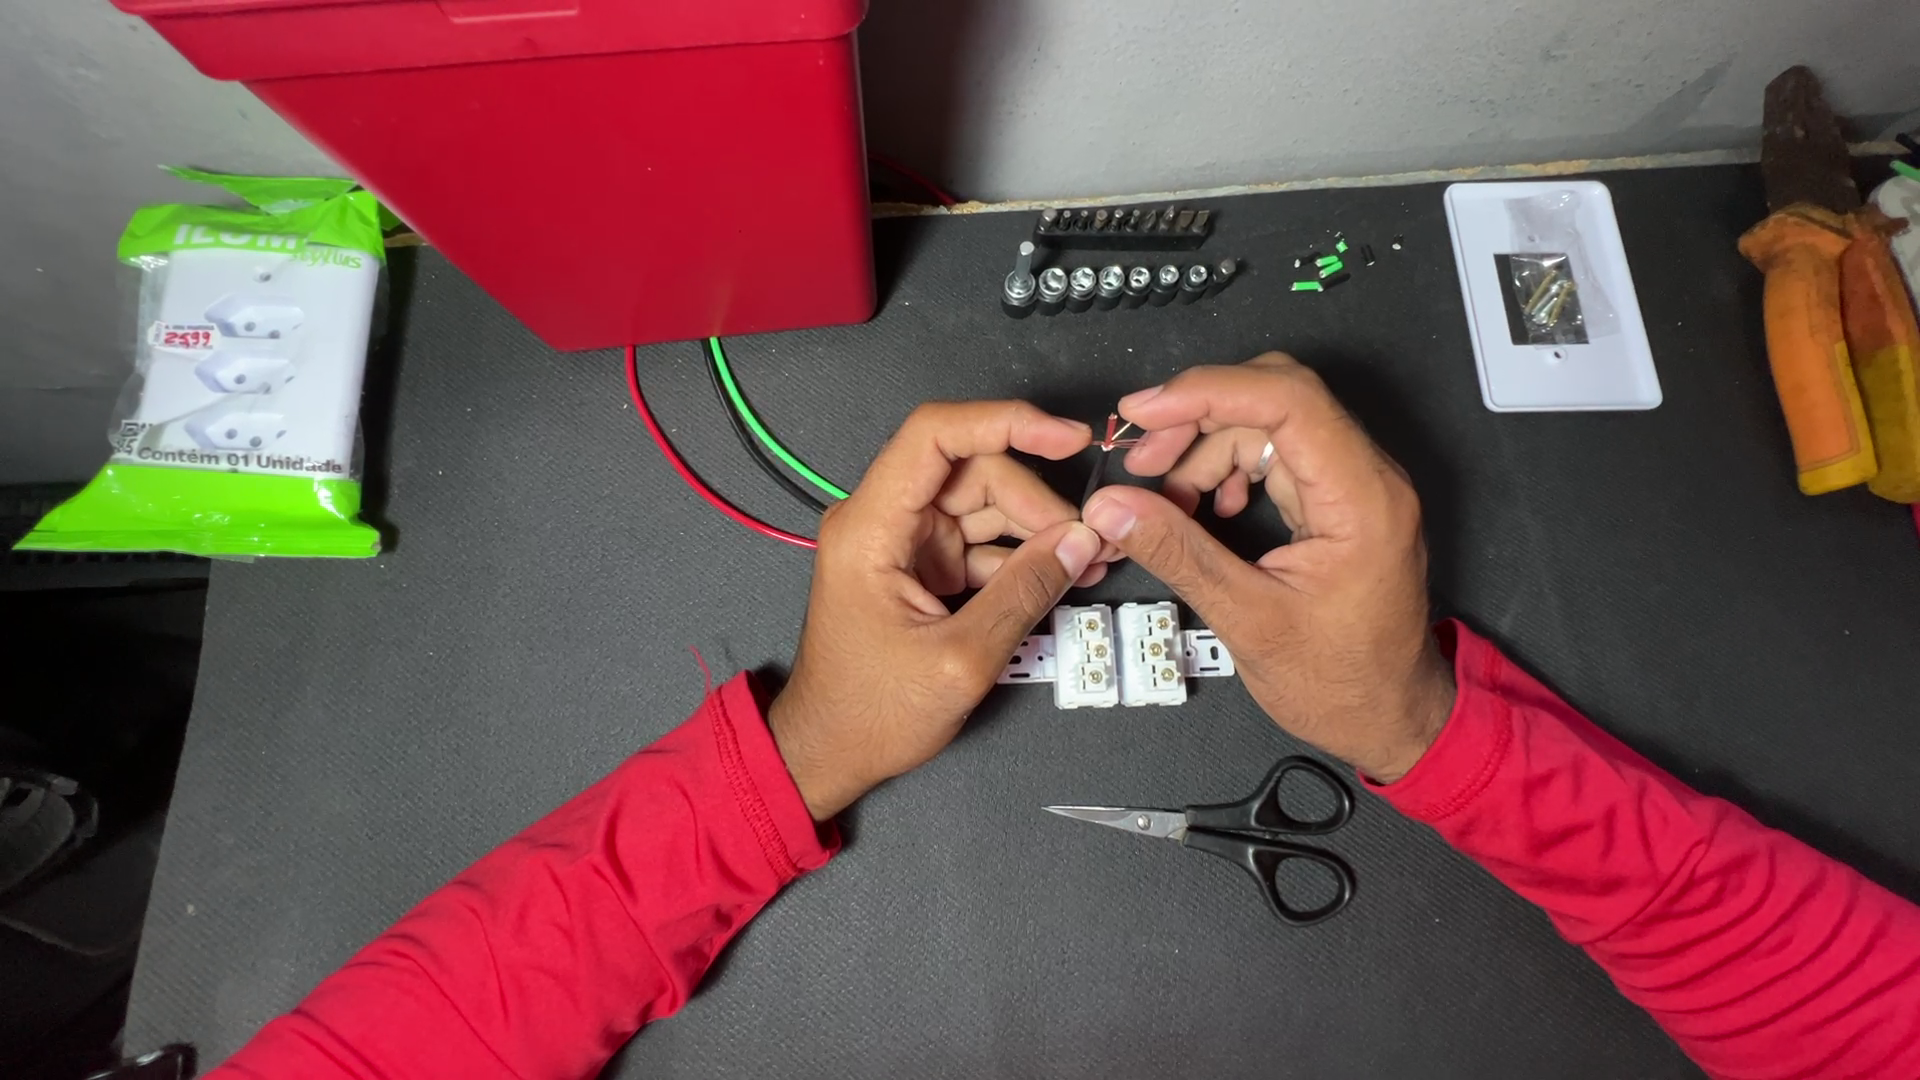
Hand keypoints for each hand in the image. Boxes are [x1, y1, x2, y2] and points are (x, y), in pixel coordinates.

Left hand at [769, 402, 1110, 819]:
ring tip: (1090, 560)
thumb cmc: (873, 713)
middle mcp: (884, 520)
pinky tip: (1061, 575)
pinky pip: (980, 542)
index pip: (935, 435)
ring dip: (1039, 529)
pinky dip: (1021, 557)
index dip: (1006, 422)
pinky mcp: (922, 565)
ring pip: (984, 506)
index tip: (1069, 437)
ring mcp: (905, 542)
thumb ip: (1023, 594)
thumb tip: (1081, 541)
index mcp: (871, 527)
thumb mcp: (960, 660)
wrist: (830, 750)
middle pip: (973, 473)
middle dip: (1037, 502)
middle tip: (1091, 542)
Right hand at [1079, 354, 1454, 781]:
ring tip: (1162, 499)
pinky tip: (1201, 509)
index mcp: (1360, 497)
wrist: (1389, 717)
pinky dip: (1222, 470)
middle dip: (1197, 416)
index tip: (1142, 413)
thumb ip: (1178, 554)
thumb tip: (1109, 507)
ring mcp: (1349, 484)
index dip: (1208, 391)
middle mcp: (1363, 475)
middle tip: (1139, 461)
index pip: (1288, 399)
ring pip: (1265, 424)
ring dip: (1202, 449)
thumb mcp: (1247, 620)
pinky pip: (1271, 456)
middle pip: (1274, 398)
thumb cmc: (1335, 682)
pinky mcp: (1331, 500)